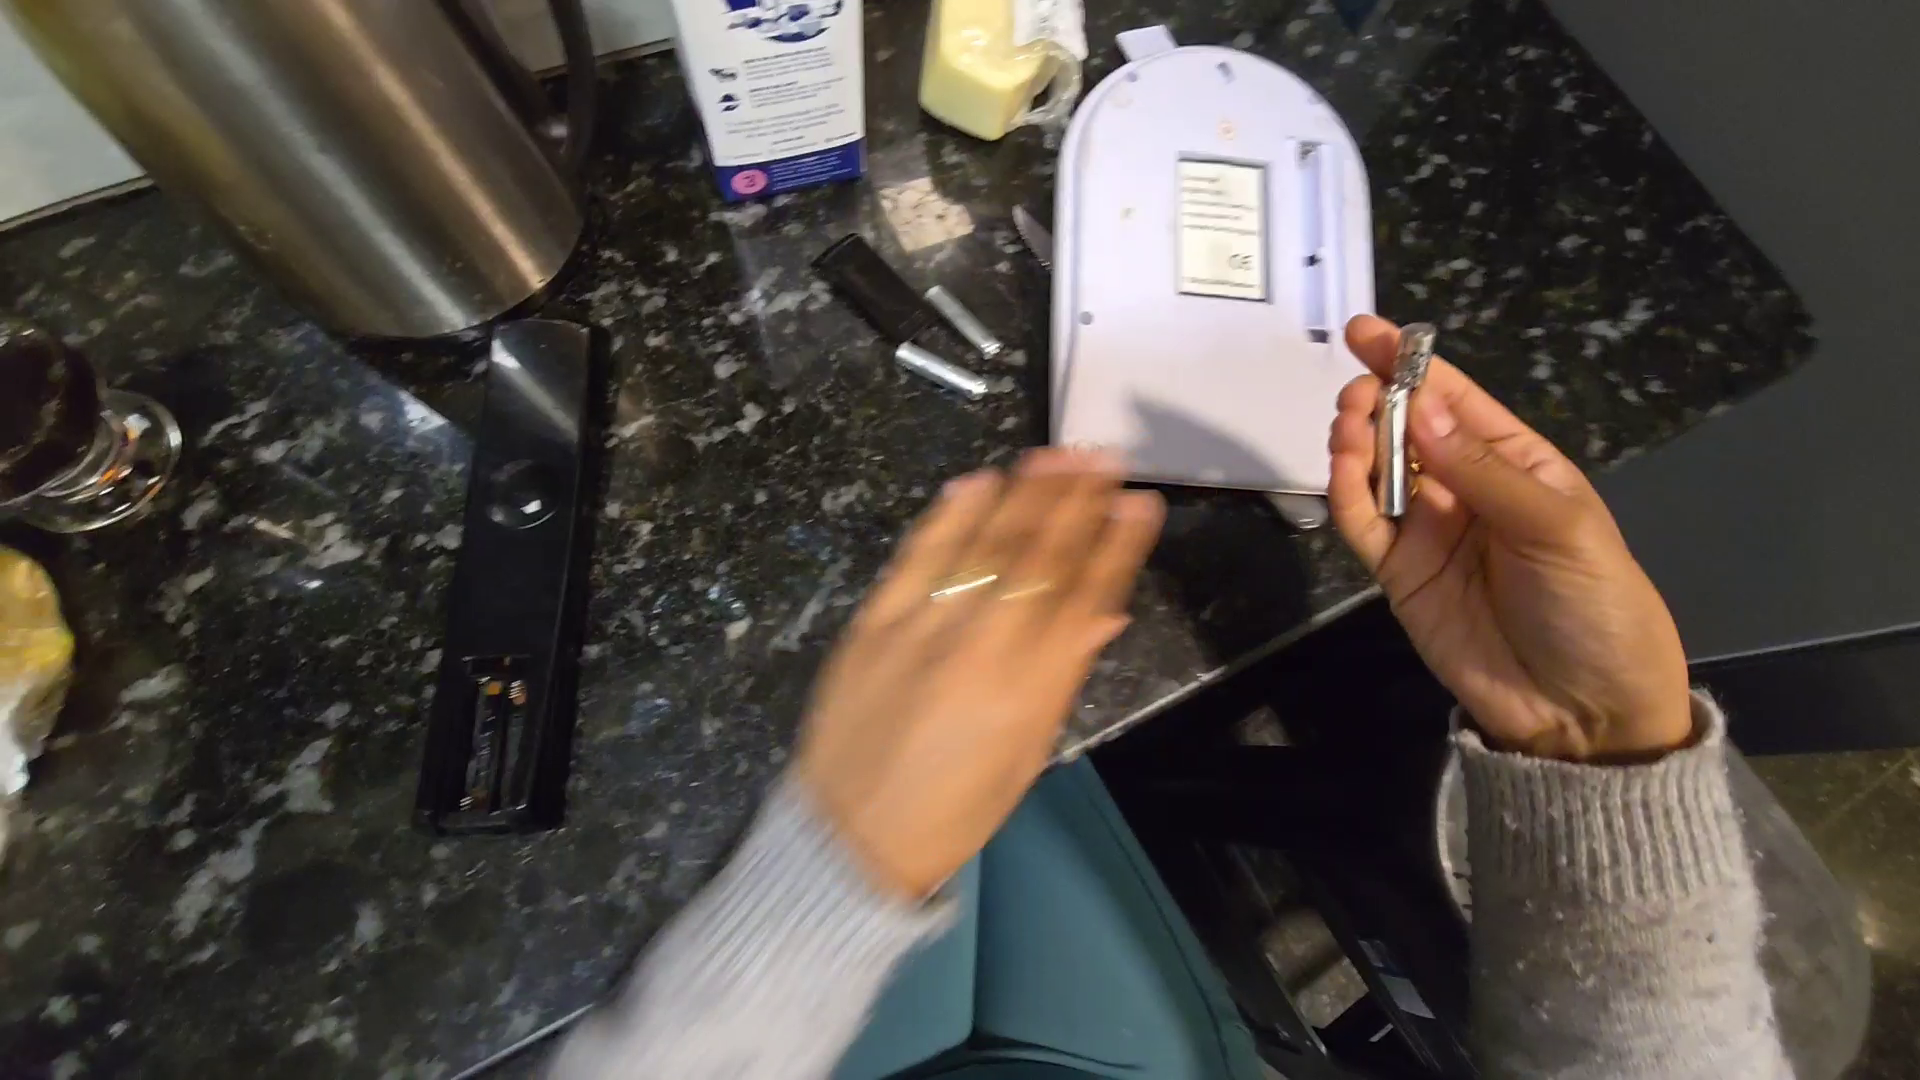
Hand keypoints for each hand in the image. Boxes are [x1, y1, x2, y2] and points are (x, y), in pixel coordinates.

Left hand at [795, 449, 1165, 897]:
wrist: (852, 836)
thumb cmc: (954, 806)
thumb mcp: (1027, 752)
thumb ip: (1063, 673)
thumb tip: (1105, 610)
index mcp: (1030, 688)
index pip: (1085, 596)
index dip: (1117, 544)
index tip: (1139, 501)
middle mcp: (982, 645)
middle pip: (1038, 556)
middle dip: (1074, 500)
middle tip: (1100, 455)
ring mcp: (922, 626)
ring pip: (982, 544)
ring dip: (1021, 493)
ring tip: (1052, 455)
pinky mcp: (873, 621)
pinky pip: (917, 556)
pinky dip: (947, 515)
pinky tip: (975, 481)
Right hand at [1327, 315, 1691, 761]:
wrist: (1575, 709)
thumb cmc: (1591, 605)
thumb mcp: (1556, 529)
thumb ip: (1481, 472)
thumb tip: (1419, 410)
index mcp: (1514, 465)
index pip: (1454, 401)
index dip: (1413, 363)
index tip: (1367, 333)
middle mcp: (1460, 489)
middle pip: (1405, 430)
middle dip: (1378, 401)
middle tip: (1360, 393)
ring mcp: (1422, 529)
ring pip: (1374, 470)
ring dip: (1355, 441)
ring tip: (1348, 423)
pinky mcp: (1392, 569)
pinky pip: (1359, 523)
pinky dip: (1343, 493)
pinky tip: (1340, 468)